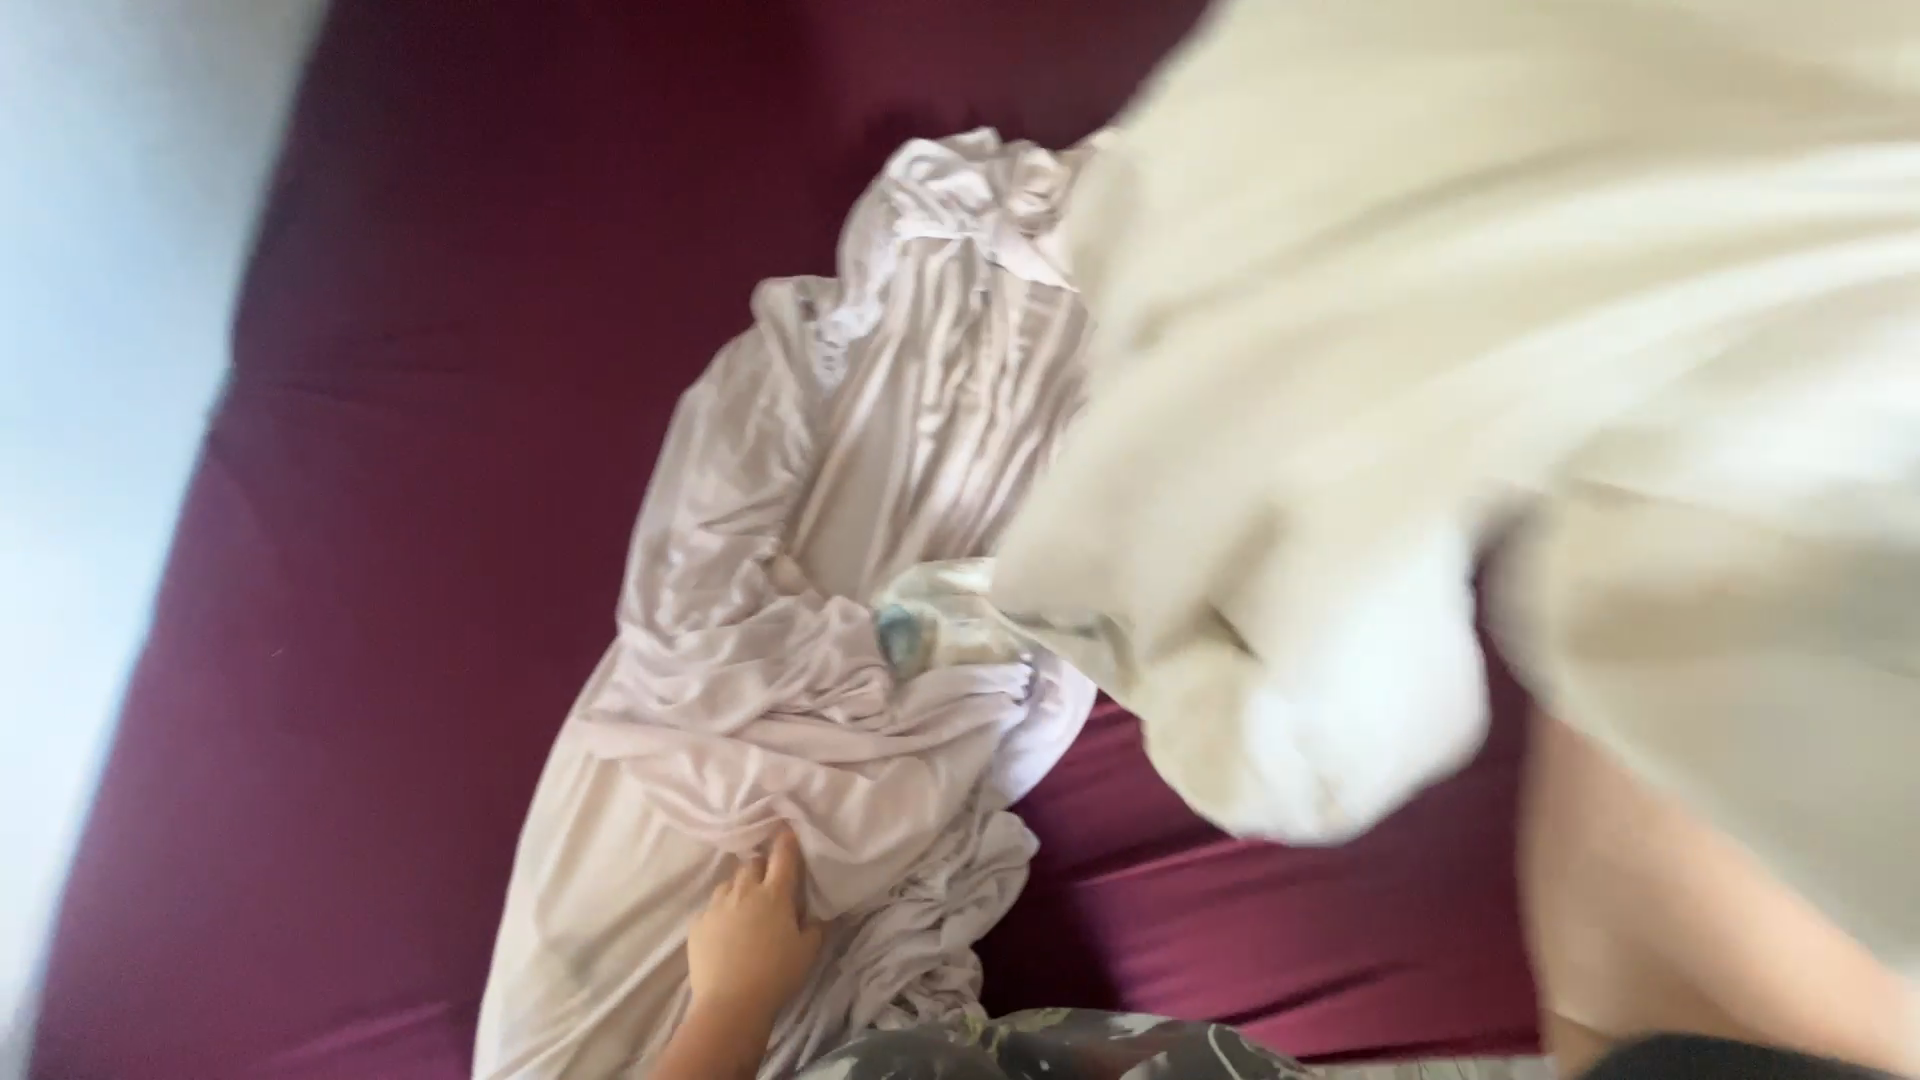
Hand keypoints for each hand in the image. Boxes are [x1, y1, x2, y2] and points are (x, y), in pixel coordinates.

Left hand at [686, 826, 824, 1026]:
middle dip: (762, 865)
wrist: (729, 1006)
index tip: (788, 829)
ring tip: (745, 903)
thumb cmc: (775, 975)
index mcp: (775, 893)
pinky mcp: (698, 924)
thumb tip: (821, 910)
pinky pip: (712, 906)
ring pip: (730, 882)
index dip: (787, 838)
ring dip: (740, 886)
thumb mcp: (808, 951)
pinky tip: (725, 928)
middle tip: (769, 880)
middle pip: (753, 862)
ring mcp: (717, 905)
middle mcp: (745, 890)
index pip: (783, 854)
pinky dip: (721, 910)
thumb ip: (817, 925)